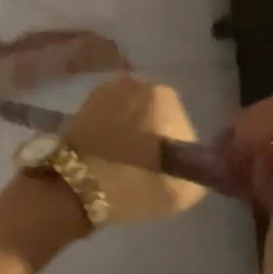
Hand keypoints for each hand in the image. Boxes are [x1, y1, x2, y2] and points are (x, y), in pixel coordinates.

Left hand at [54, 74, 209, 225]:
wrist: (74, 185)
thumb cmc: (135, 185)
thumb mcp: (187, 190)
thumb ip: (198, 169)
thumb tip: (188, 161)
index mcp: (166, 97)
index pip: (182, 125)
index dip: (177, 150)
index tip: (165, 171)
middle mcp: (137, 83)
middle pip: (155, 114)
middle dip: (153, 134)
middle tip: (145, 167)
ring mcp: (106, 90)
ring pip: (130, 115)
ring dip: (130, 132)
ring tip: (123, 162)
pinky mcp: (82, 103)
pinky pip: (108, 118)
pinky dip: (110, 131)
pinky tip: (107, 154)